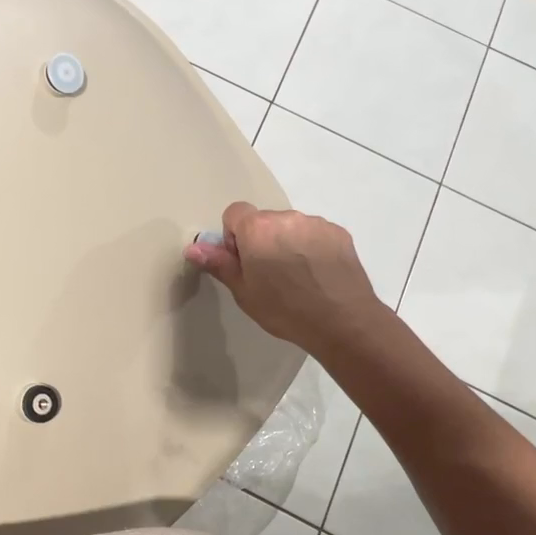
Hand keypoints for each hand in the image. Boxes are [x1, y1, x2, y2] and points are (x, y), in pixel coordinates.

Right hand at [184, 202, 385, 352]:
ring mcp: (316, 223)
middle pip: (264, 220)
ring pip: (290, 227)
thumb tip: (193, 247)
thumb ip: (219, 263)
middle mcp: (287, 217)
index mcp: (257, 229)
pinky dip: (311, 248)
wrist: (342, 321)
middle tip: (269, 275)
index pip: (234, 213)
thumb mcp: (244, 292)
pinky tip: (317, 275)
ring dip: (287, 243)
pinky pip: (315, 234)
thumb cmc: (284, 309)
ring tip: (297, 278)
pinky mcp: (339, 233)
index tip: (244, 262)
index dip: (234, 237)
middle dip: (261, 240)